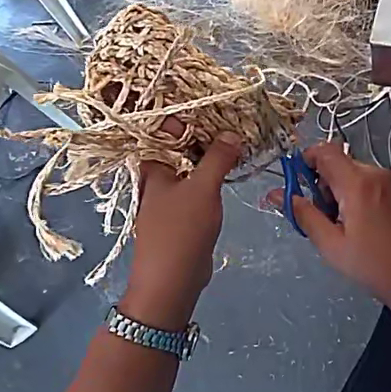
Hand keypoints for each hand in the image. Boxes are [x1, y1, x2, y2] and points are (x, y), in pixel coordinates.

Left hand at [122, 133, 242, 329]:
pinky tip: (231, 169)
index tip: (215, 109)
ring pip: (190, 166)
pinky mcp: (181, 212)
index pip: (165, 129)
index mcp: (152, 166)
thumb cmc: (180, 230)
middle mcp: (157, 177)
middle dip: (205, 135)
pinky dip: (212, 175)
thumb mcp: (203, 188)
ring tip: (238, 140)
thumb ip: (217, 158)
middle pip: (180, 147)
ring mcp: (168, 195)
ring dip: (210, 155)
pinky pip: (197, 184)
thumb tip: (232, 133)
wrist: (171, 282)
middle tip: (234, 122)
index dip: (188, 117)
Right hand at [268, 142, 390, 310]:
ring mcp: (390, 181)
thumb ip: (304, 215)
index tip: (295, 185)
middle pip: (337, 163)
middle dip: (321, 184)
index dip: (304, 161)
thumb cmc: (376, 266)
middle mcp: (375, 173)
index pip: (324, 151)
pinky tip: (358, 225)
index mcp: (357, 183)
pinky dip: (354, 195)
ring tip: (340, 227)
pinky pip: (366, 182)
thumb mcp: (332, 245)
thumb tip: (278, 195)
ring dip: (337, 191)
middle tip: (320, 217)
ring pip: (351, 173)